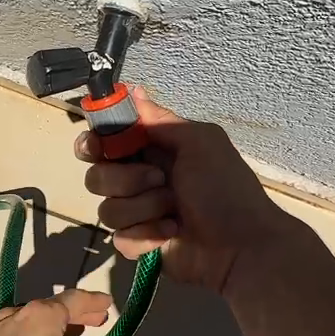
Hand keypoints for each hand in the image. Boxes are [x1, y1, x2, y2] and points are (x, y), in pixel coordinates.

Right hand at [77, 86, 297, 293]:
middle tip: (160, 180)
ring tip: (174, 211)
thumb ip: (161, 119)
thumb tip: (133, 90)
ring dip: (143, 209)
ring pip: (106, 210)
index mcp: (150, 152)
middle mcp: (138, 181)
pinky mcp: (138, 244)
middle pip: (96, 176)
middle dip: (125, 179)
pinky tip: (170, 233)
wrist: (241, 245)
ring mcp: (137, 214)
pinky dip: (146, 235)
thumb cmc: (224, 188)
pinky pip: (119, 239)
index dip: (93, 144)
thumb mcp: (200, 143)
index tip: (97, 148)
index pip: (103, 143)